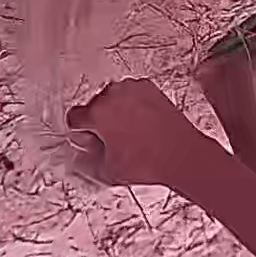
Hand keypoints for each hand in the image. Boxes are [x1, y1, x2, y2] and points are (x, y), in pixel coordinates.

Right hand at [66, 78, 213, 186]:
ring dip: (117, 109)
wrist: (181, 153)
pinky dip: (134, 103)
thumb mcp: (109, 170)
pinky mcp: (148, 86)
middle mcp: (112, 94)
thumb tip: (83, 154)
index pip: (74, 116)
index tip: (86, 135)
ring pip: (114, 97)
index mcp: (98, 113)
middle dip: (100, 119)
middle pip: (95, 105)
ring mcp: (131, 87)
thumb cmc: (148, 161)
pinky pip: (132, 92)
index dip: (79, 129)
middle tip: (112, 139)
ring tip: (132, 132)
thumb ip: (88, 159)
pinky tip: (143, 122)